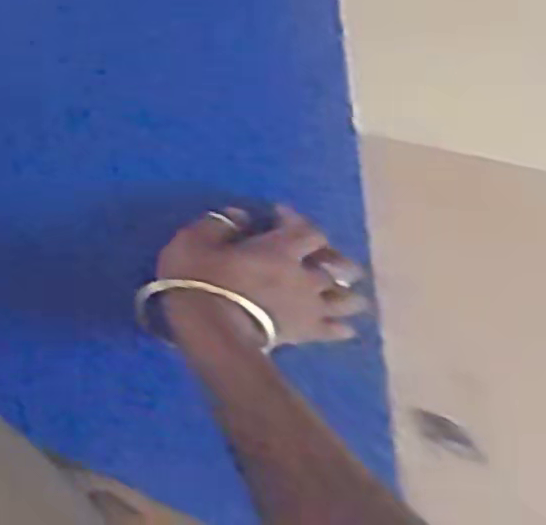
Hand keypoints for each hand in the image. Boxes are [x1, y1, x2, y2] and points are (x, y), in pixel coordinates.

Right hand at [157, 206, 370, 349]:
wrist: (211, 326)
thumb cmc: (199, 276)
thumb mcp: (194, 239)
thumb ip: (219, 223)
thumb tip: (242, 215)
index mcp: (280, 251)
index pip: (307, 231)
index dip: (297, 220)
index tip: (277, 214)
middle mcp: (306, 277)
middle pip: (342, 267)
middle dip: (331, 258)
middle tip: (312, 256)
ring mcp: (313, 308)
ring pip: (351, 300)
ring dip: (343, 291)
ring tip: (327, 288)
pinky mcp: (311, 332)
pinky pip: (341, 329)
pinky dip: (339, 322)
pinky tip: (327, 318)